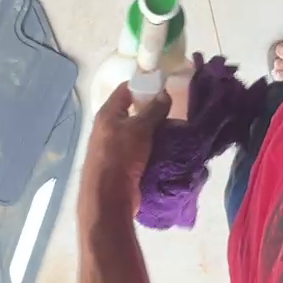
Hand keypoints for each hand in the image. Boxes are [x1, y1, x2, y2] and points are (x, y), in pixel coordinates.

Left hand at [78, 83, 171, 229]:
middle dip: (153, 112)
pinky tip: (168, 149)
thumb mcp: (140, 129)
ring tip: (175, 131)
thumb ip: (154, 110)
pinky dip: (152, 148)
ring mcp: (113, 148)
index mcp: (107, 114)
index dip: (143, 84)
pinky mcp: (121, 165)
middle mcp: (107, 128)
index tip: (163, 86)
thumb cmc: (121, 156)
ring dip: (155, 132)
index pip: (125, 89)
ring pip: (138, 133)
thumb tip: (165, 93)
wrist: (108, 198)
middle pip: (132, 112)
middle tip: (173, 112)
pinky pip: (139, 150)